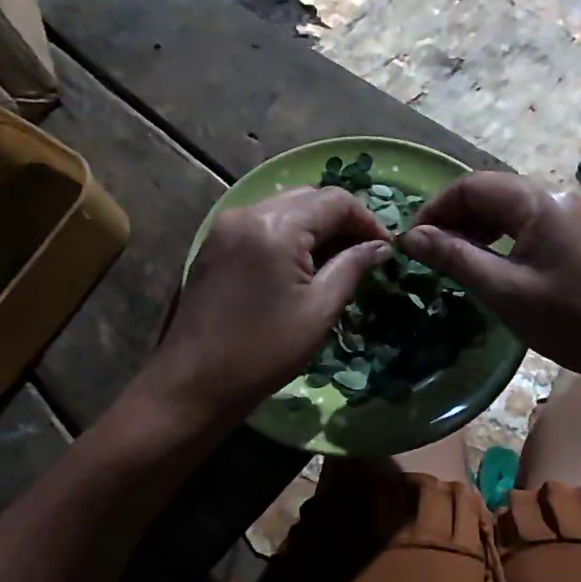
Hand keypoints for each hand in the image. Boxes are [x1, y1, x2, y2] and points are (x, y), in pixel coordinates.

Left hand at [146, 187, 393, 421]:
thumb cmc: (263, 352)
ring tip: (337, 261)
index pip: (334, 200)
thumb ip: (353, 267)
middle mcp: (247, 213)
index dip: (368, 220)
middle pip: (309, 197)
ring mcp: (225, 227)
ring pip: (284, 207)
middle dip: (342, 220)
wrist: (193, 384)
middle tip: (364, 254)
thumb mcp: (319, 310)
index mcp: (275, 227)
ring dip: (315, 227)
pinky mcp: (214, 244)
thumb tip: (381, 246)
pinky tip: (301, 265)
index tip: (387, 248)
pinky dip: (288, 234)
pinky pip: (262, 223)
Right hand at [398, 172, 580, 379]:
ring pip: (509, 208)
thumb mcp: (503, 290)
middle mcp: (556, 197)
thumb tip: (411, 237)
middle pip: (491, 192)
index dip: (436, 208)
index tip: (412, 240)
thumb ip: (454, 257)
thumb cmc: (568, 320)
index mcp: (539, 202)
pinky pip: (528, 224)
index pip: (472, 185)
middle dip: (454, 217)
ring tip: (453, 260)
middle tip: (429, 253)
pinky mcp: (578, 236)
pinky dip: (500, 238)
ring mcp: (571, 215)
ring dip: (476, 227)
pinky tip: (490, 263)